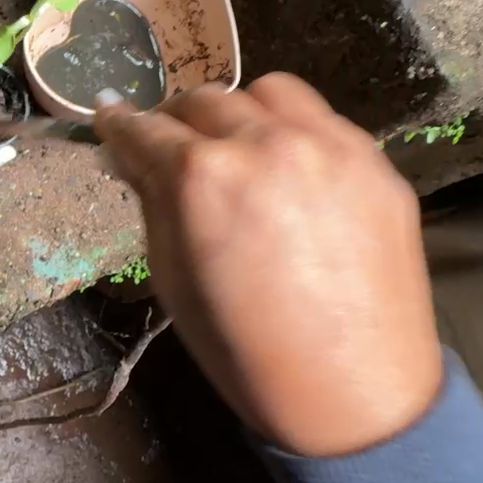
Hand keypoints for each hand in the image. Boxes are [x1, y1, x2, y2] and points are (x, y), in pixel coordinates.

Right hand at [94, 74, 441, 457]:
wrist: (350, 391)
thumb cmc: (238, 345)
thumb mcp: (169, 275)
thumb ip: (153, 202)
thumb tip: (139, 160)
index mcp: (201, 176)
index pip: (143, 129)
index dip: (117, 125)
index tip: (107, 120)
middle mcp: (265, 142)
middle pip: (203, 100)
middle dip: (173, 120)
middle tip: (166, 146)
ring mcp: (329, 146)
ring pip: (267, 92)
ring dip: (236, 112)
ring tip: (232, 145)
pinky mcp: (375, 161)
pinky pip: (319, 119)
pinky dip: (287, 129)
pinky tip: (284, 168)